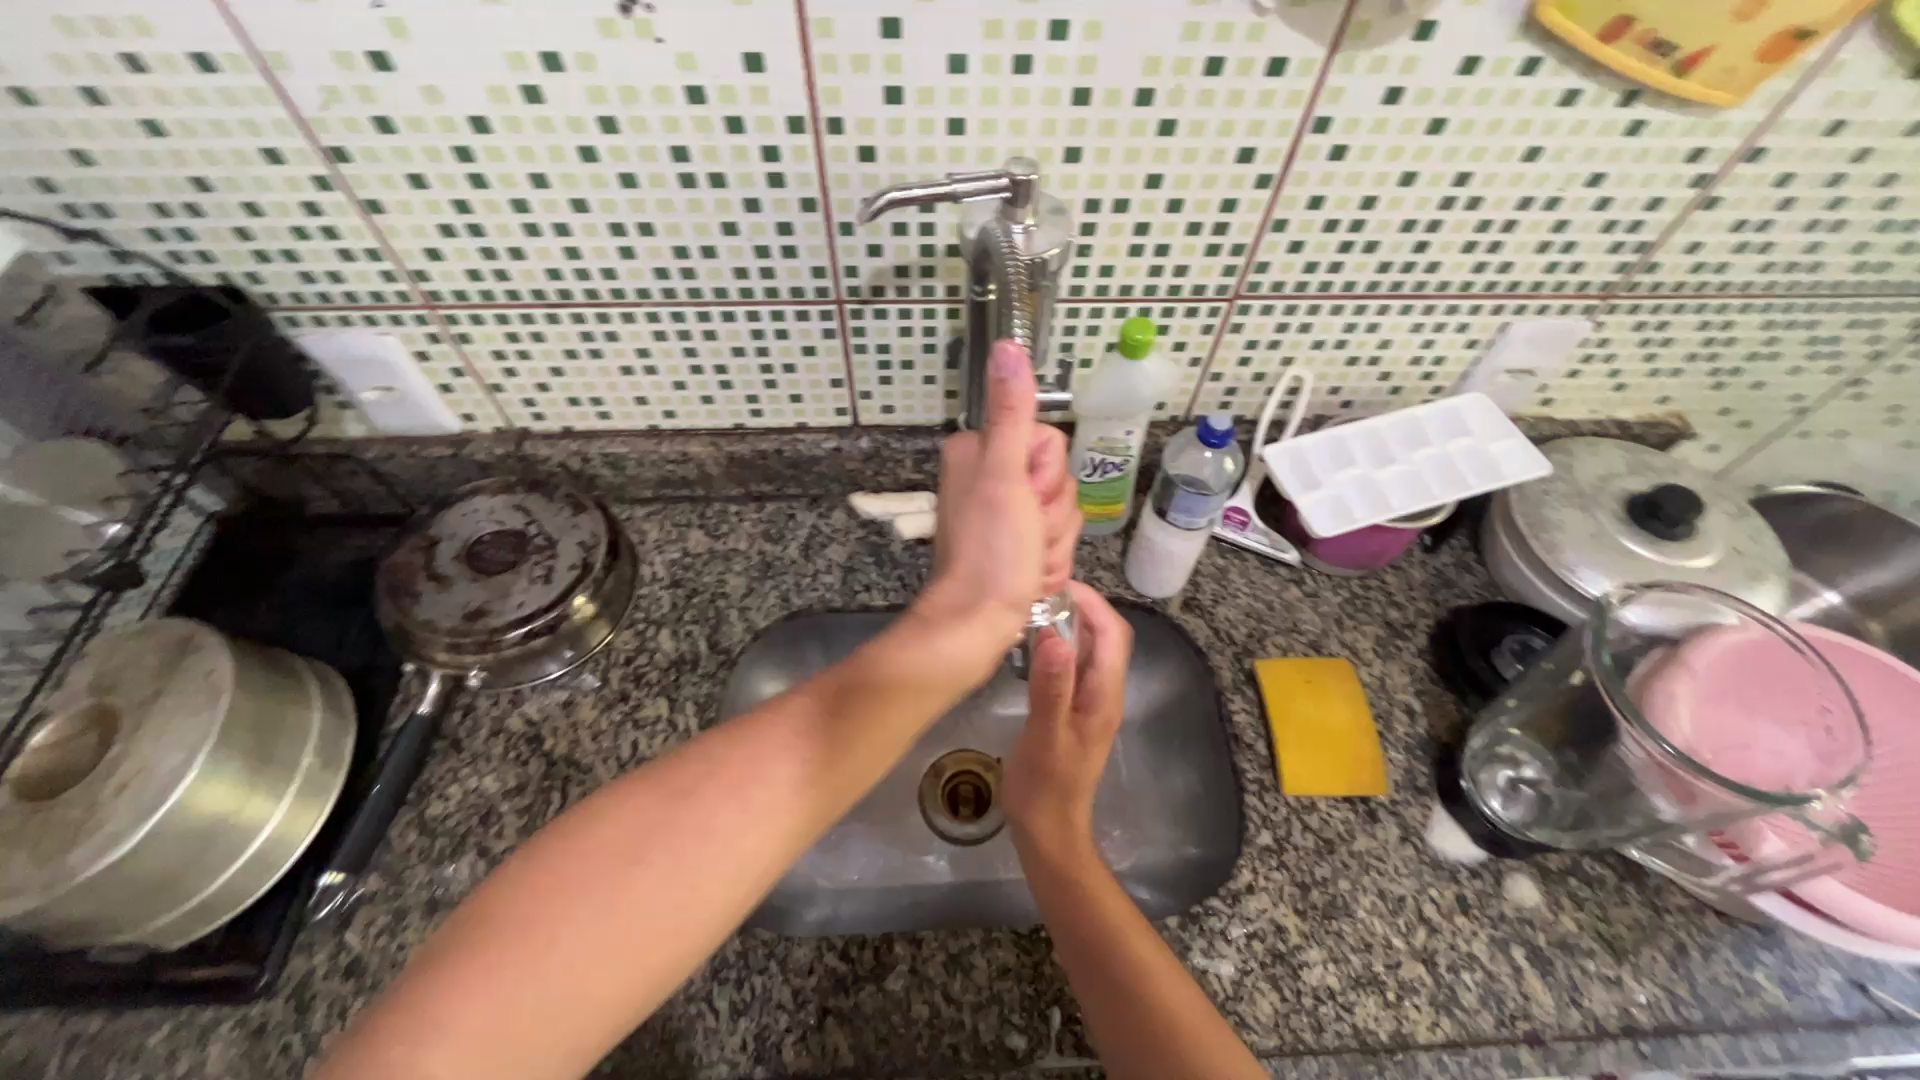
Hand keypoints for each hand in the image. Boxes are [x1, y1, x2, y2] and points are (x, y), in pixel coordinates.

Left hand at [924, 340, 1079, 633]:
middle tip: (1026, 536)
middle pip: (1058, 477)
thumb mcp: (1004, 477)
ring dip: (1053, 542)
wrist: (978, 625)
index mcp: (980, 451)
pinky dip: (1050, 561)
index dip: (1048, 477)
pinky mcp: (1015, 542)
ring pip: (1061, 511)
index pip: (1049, 441)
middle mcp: (989, 476)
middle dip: (1052, 515)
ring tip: (1028, 561)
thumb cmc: (992, 554)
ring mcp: (1003, 512)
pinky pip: (1055, 539)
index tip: (1027, 503)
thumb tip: (1007, 346)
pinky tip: (1031, 575)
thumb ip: (1011, 413)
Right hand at [1004, 581, 1132, 855]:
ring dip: (1069, 625)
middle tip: (1040, 591)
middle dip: (1081, 607)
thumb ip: (1051, 687)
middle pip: (1104, 638)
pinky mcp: (1072, 711)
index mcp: (1104, 696)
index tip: (1057, 583)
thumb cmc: (1045, 787)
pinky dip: (1057, 647)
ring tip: (1034, 608)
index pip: (1111, 634)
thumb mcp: (1045, 736)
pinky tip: (1031, 645)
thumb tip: (1056, 636)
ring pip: (1088, 651)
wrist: (1048, 832)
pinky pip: (1072, 667)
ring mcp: (1088, 703)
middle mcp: (1103, 694)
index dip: (1092, 603)